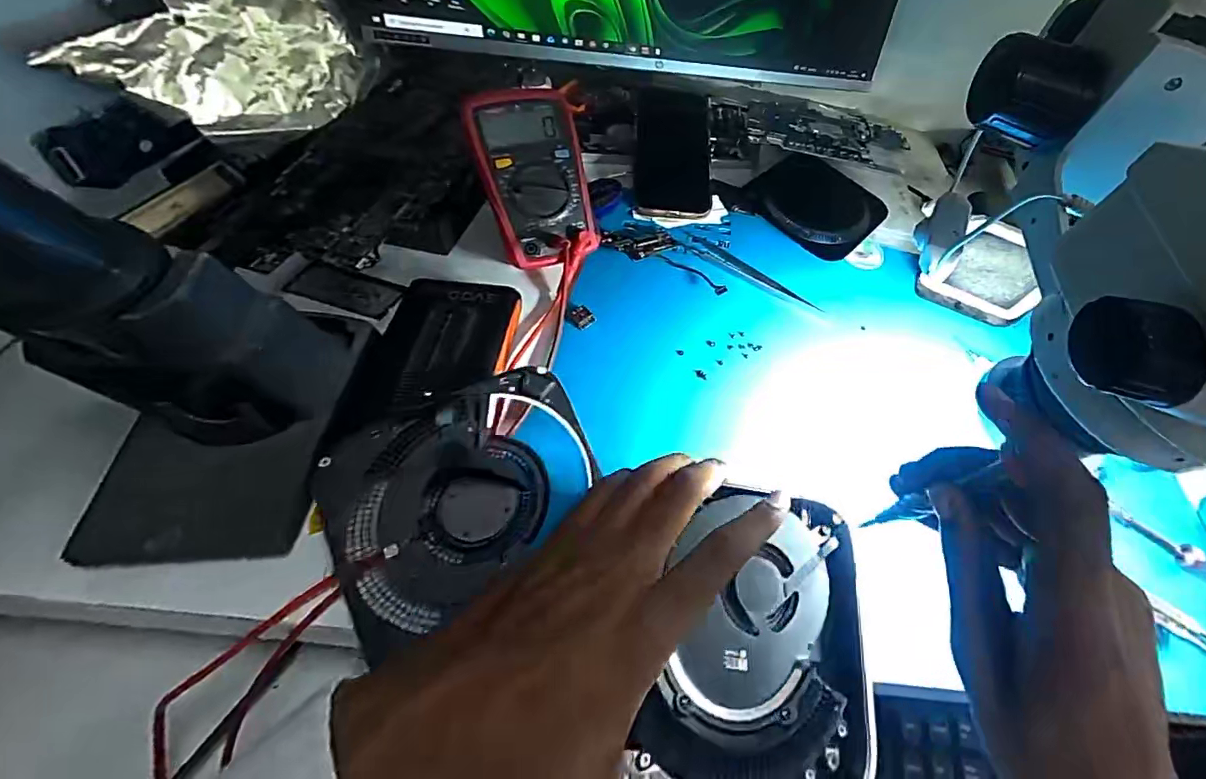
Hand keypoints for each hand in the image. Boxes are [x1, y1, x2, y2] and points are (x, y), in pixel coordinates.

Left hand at [329, 455, 787, 778]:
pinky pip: (591, 501)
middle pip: (669, 505)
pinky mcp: (541, 553)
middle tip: (723, 464)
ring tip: (682, 458)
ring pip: (628, 491)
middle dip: (702, 476)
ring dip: (660, 469)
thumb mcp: (600, 767)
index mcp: (640, 630)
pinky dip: (617, 482)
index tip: (774, 501)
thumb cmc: (522, 755)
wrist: (431, 727)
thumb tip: (663, 767)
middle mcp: (614, 577)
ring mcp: (574, 557)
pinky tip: (623, 479)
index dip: (749, 528)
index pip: (710, 564)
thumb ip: (640, 753)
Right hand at [933, 363, 1173, 778]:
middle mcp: (1109, 585)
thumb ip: (965, 567)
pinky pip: (1053, 542)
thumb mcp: (980, 658)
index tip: (986, 397)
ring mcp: (1114, 591)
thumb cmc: (1040, 744)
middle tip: (907, 478)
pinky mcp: (1108, 599)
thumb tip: (946, 496)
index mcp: (1079, 604)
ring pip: (1045, 515)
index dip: (1032, 434)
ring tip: (920, 497)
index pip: (1070, 493)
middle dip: (971, 470)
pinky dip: (1006, 525)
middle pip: (1042, 494)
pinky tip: (963, 527)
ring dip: (984, 497)